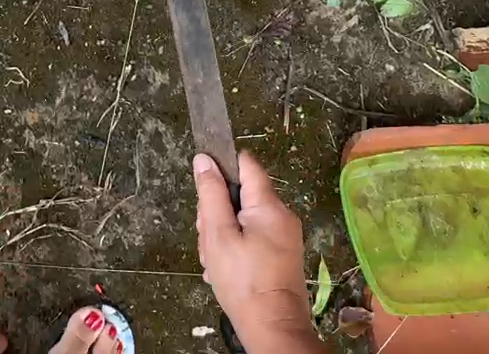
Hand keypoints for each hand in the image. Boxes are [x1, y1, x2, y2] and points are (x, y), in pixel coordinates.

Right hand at [193, 151, 322, 353]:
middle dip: (217, 209)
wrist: (274, 331)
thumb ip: (211, 193)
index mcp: (268, 205)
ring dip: (223, 231)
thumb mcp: (218, 234)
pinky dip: (235, 245)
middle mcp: (282, 215)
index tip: (205, 189)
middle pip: (241, 192)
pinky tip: (223, 266)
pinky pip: (253, 235)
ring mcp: (284, 236)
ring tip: (214, 257)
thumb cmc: (243, 281)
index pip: (245, 163)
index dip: (221, 167)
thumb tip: (204, 159)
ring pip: (243, 216)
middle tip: (207, 235)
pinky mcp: (282, 254)